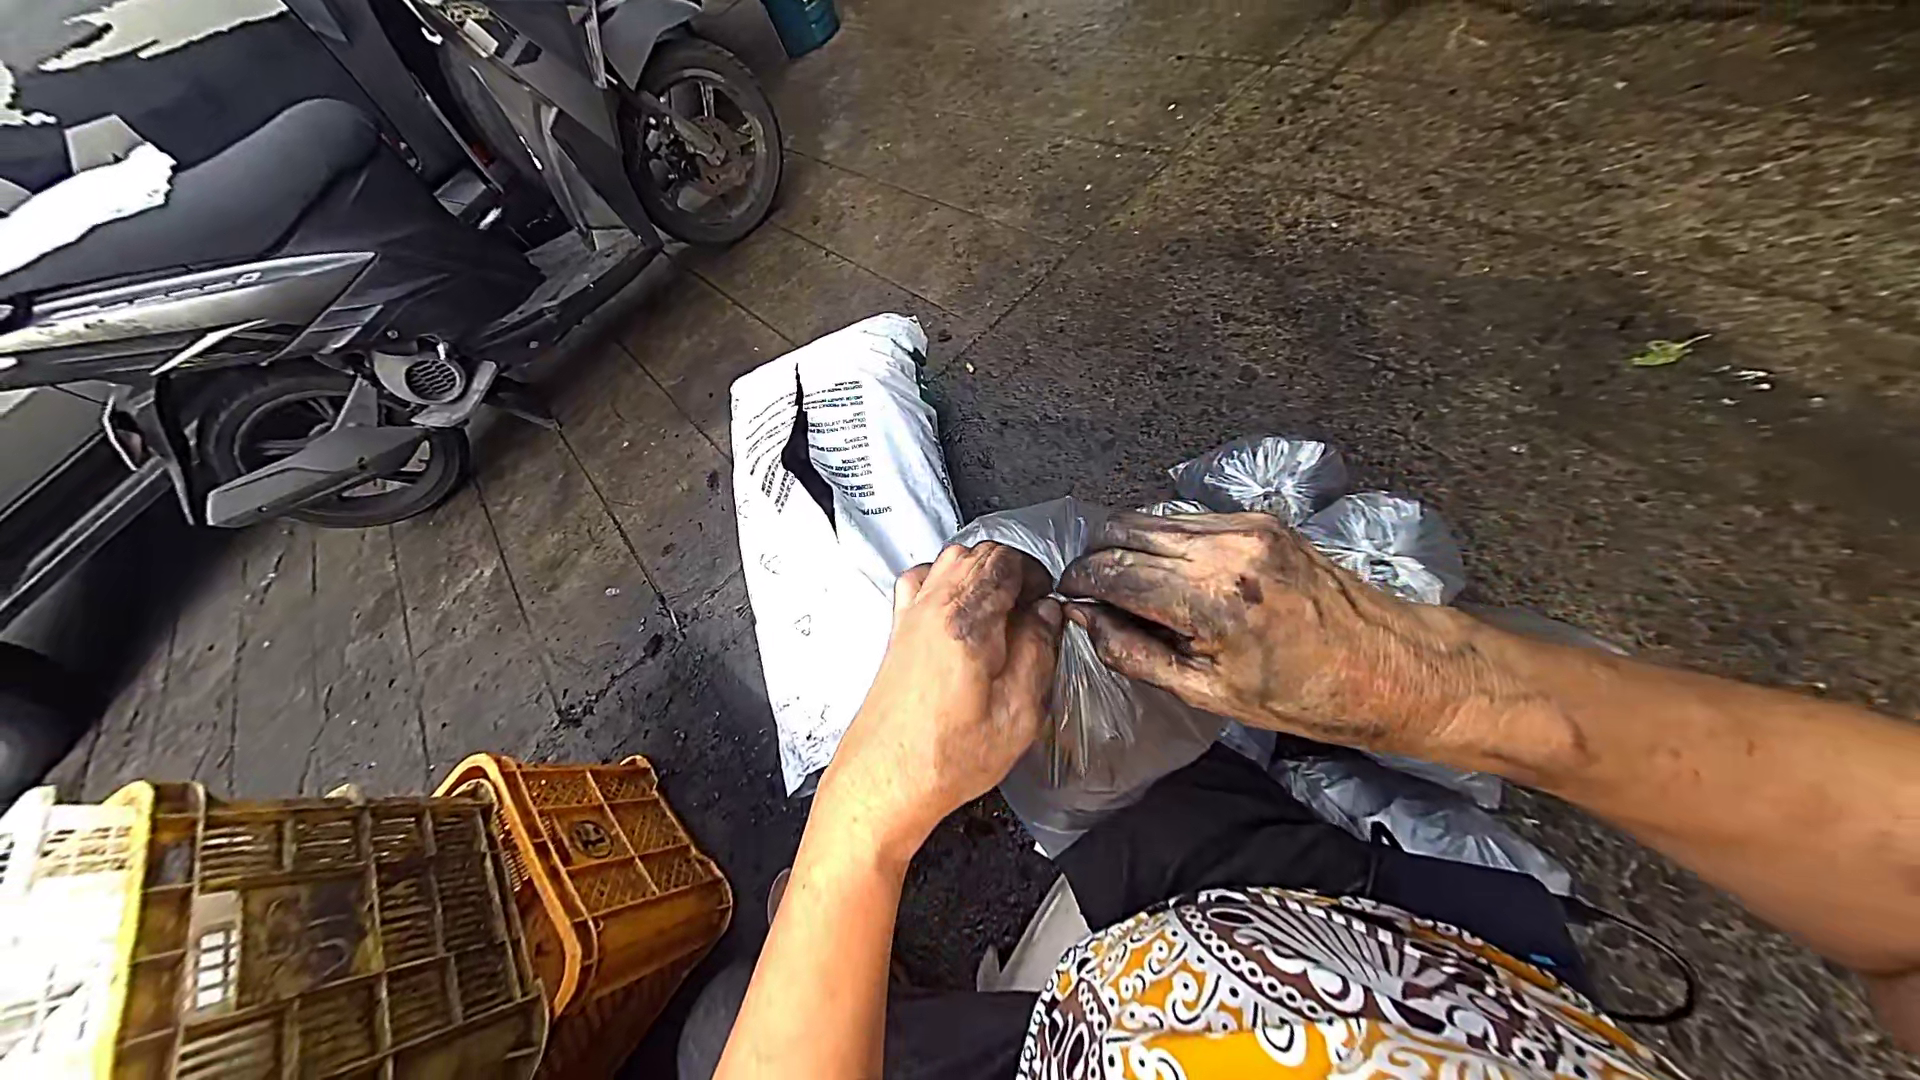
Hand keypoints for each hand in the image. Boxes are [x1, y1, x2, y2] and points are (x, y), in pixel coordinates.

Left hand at [816, 542, 1063, 863]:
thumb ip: (1038, 652)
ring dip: (980, 572)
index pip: (1006, 561)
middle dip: (1012, 570)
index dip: (1036, 574)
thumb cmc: (943, 758)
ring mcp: (909, 616)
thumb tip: (1047, 614)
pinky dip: (946, 581)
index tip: (1046, 601)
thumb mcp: (1017, 713)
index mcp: (966, 621)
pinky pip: (921, 581)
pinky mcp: (897, 632)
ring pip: (949, 560)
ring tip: (1001, 610)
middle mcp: (932, 608)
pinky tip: (961, 612)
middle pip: (977, 553)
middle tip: (1030, 607)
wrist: (883, 782)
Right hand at [1057, 511, 1506, 755]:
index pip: (1114, 572)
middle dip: (1093, 559)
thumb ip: (1133, 652)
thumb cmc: (1302, 697)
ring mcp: (1243, 527)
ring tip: (1121, 580)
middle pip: (1123, 532)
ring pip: (1149, 517)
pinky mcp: (1258, 519)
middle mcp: (1224, 549)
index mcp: (1211, 601)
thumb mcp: (1207, 693)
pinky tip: (1163, 569)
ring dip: (1122, 545)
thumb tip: (1084, 617)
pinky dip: (1158, 539)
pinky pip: (1183, 520)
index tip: (1067, 595)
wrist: (1393, 665)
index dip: (1079, 581)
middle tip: (1088, 589)